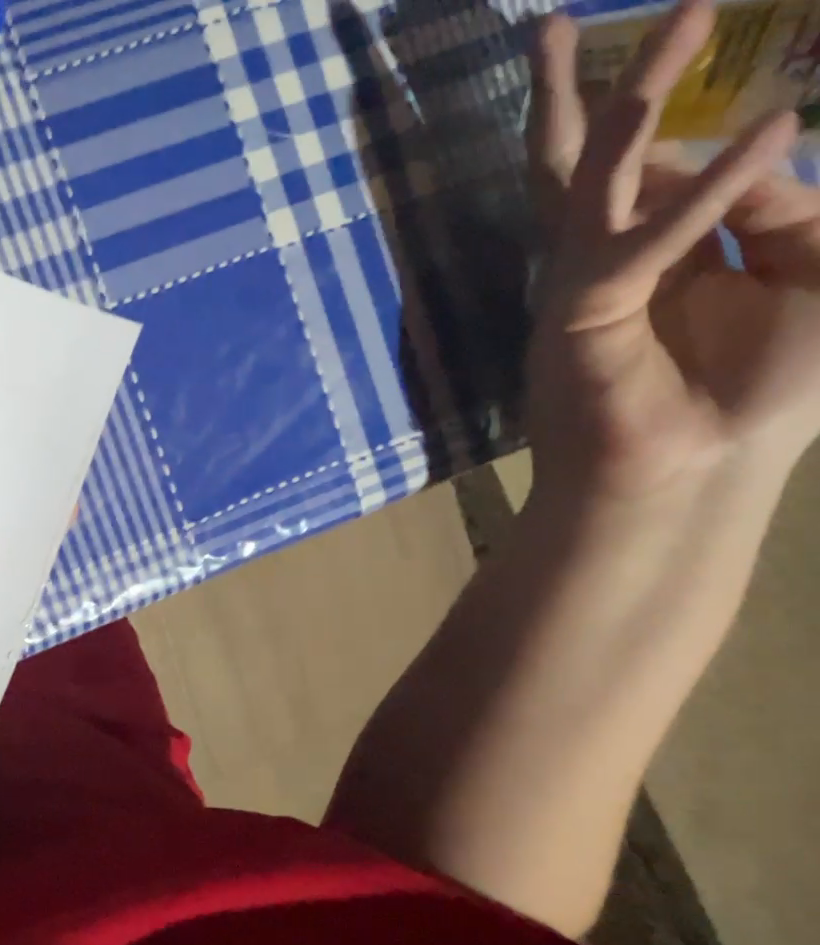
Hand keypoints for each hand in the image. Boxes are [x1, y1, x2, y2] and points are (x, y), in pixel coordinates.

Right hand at [527, 0, 819, 504]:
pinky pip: (641, 242)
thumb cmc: (757, 384)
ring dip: (632, 97)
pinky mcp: (581, 309)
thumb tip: (739, 148)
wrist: (694, 468)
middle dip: (609, 80)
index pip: (665, 162)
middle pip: (595, 154)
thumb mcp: (812, 273)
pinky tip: (772, 129)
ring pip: (595, 174)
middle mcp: (608, 248)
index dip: (689, 105)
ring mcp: (585, 276)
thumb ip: (779, 210)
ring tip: (678, 17)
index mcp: (660, 243)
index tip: (698, 37)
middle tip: (591, 15)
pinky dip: (705, 192)